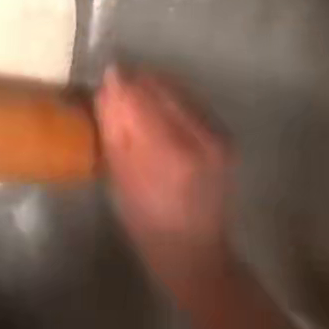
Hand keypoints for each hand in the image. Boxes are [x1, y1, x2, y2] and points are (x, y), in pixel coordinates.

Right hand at [95, 67, 237, 283]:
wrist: (195, 250)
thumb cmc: (147, 219)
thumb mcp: (119, 174)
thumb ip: (113, 124)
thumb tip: (107, 83)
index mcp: (172, 151)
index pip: (139, 96)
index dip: (119, 83)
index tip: (104, 78)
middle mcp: (200, 135)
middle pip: (160, 85)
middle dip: (136, 83)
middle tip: (117, 92)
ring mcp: (217, 133)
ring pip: (176, 87)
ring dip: (153, 88)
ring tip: (137, 103)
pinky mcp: (224, 133)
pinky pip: (190, 100)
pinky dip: (170, 98)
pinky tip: (158, 112)